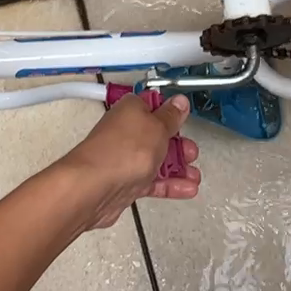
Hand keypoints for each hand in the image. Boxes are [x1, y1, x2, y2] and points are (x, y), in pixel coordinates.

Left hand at [54, 93, 199, 229]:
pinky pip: (152, 181)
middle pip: (157, 135)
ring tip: (195, 176)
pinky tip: (188, 189)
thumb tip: (179, 101)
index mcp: (131, 110)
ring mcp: (126, 158)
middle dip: (178, 145)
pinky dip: (170, 185)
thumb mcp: (157, 128)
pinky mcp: (126, 182)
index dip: (171, 114)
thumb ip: (171, 117)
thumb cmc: (124, 150)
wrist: (95, 187)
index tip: (185, 121)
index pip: (153, 105)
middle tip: (191, 152)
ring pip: (156, 160)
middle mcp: (126, 132)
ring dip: (177, 168)